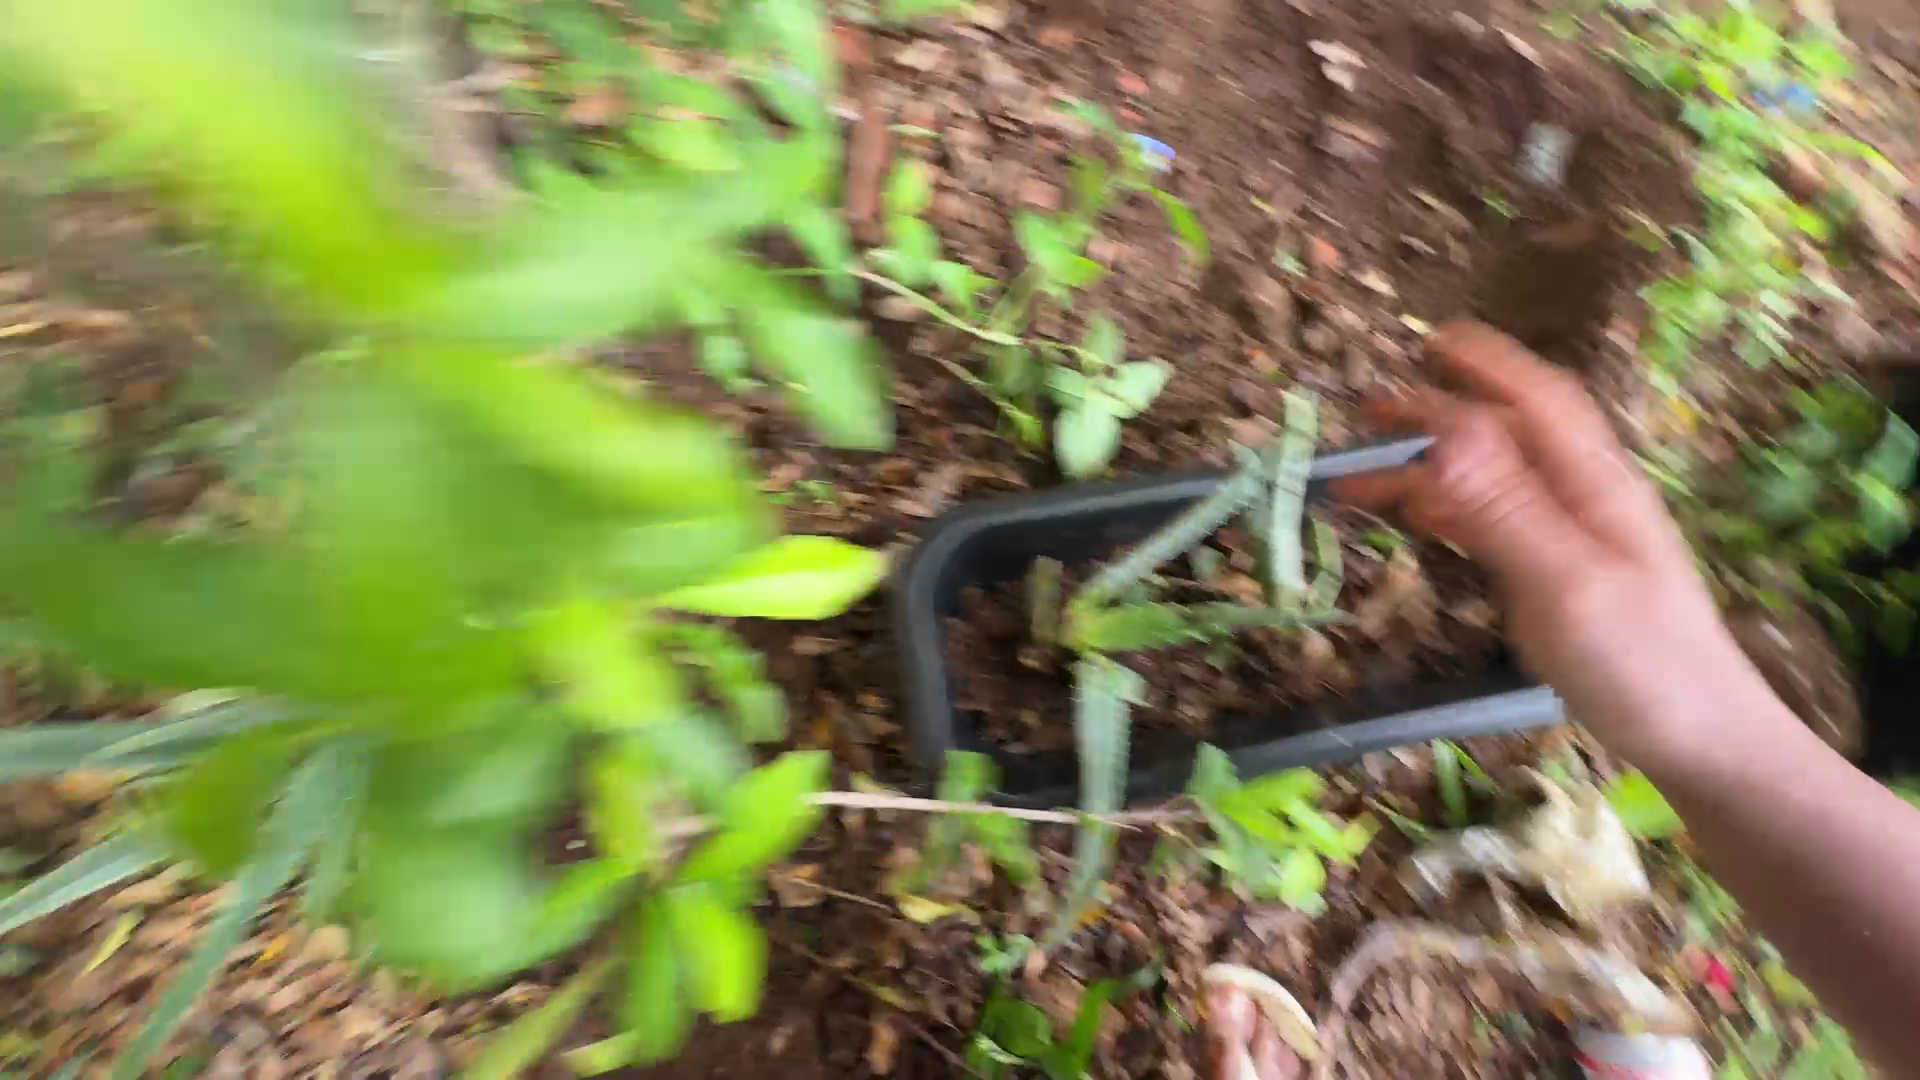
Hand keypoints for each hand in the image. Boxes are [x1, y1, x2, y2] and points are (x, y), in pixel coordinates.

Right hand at [1332, 323, 1778, 768]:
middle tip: (1367, 411)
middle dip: (1435, 414)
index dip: (1486, 365)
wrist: (1695, 739)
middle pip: (1499, 437)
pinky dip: (1437, 510)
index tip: (1429, 341)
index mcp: (1591, 486)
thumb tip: (1441, 439)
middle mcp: (1574, 497)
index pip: (1537, 403)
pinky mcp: (1542, 569)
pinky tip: (1407, 515)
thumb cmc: (1639, 659)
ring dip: (1421, 469)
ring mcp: (1559, 534)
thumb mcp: (1565, 579)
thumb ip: (1503, 508)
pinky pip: (1481, 522)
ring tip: (1357, 474)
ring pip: (1481, 482)